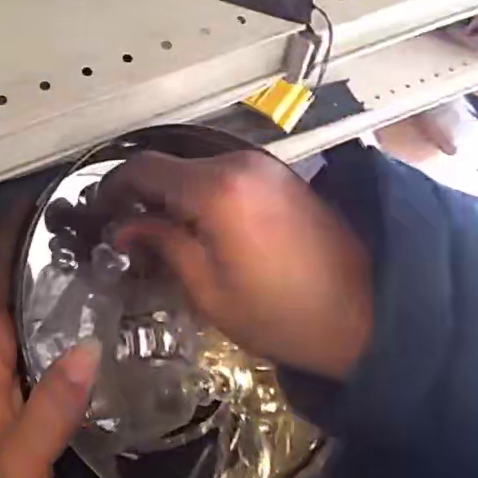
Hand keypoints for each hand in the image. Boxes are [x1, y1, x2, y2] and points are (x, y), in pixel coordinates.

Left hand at [0, 202, 102, 477]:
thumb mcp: (23, 454)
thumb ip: (52, 407)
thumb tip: (89, 345)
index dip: (7, 238)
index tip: (32, 201)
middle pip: (13, 283)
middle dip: (37, 247)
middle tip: (84, 219)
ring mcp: (16, 365)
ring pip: (31, 304)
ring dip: (52, 273)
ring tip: (98, 248)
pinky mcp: (34, 381)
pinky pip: (49, 329)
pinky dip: (67, 306)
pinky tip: (101, 307)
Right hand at [97, 150, 373, 380]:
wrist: (377, 315)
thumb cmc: (286, 314)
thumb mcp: (209, 290)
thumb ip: (161, 245)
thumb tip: (124, 227)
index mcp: (215, 190)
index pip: (143, 168)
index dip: (113, 187)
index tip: (101, 212)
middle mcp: (237, 163)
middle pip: (169, 165)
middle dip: (143, 195)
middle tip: (130, 232)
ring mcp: (262, 165)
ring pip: (195, 168)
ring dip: (173, 194)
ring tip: (166, 235)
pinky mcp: (279, 175)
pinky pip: (223, 174)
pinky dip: (202, 193)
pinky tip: (204, 228)